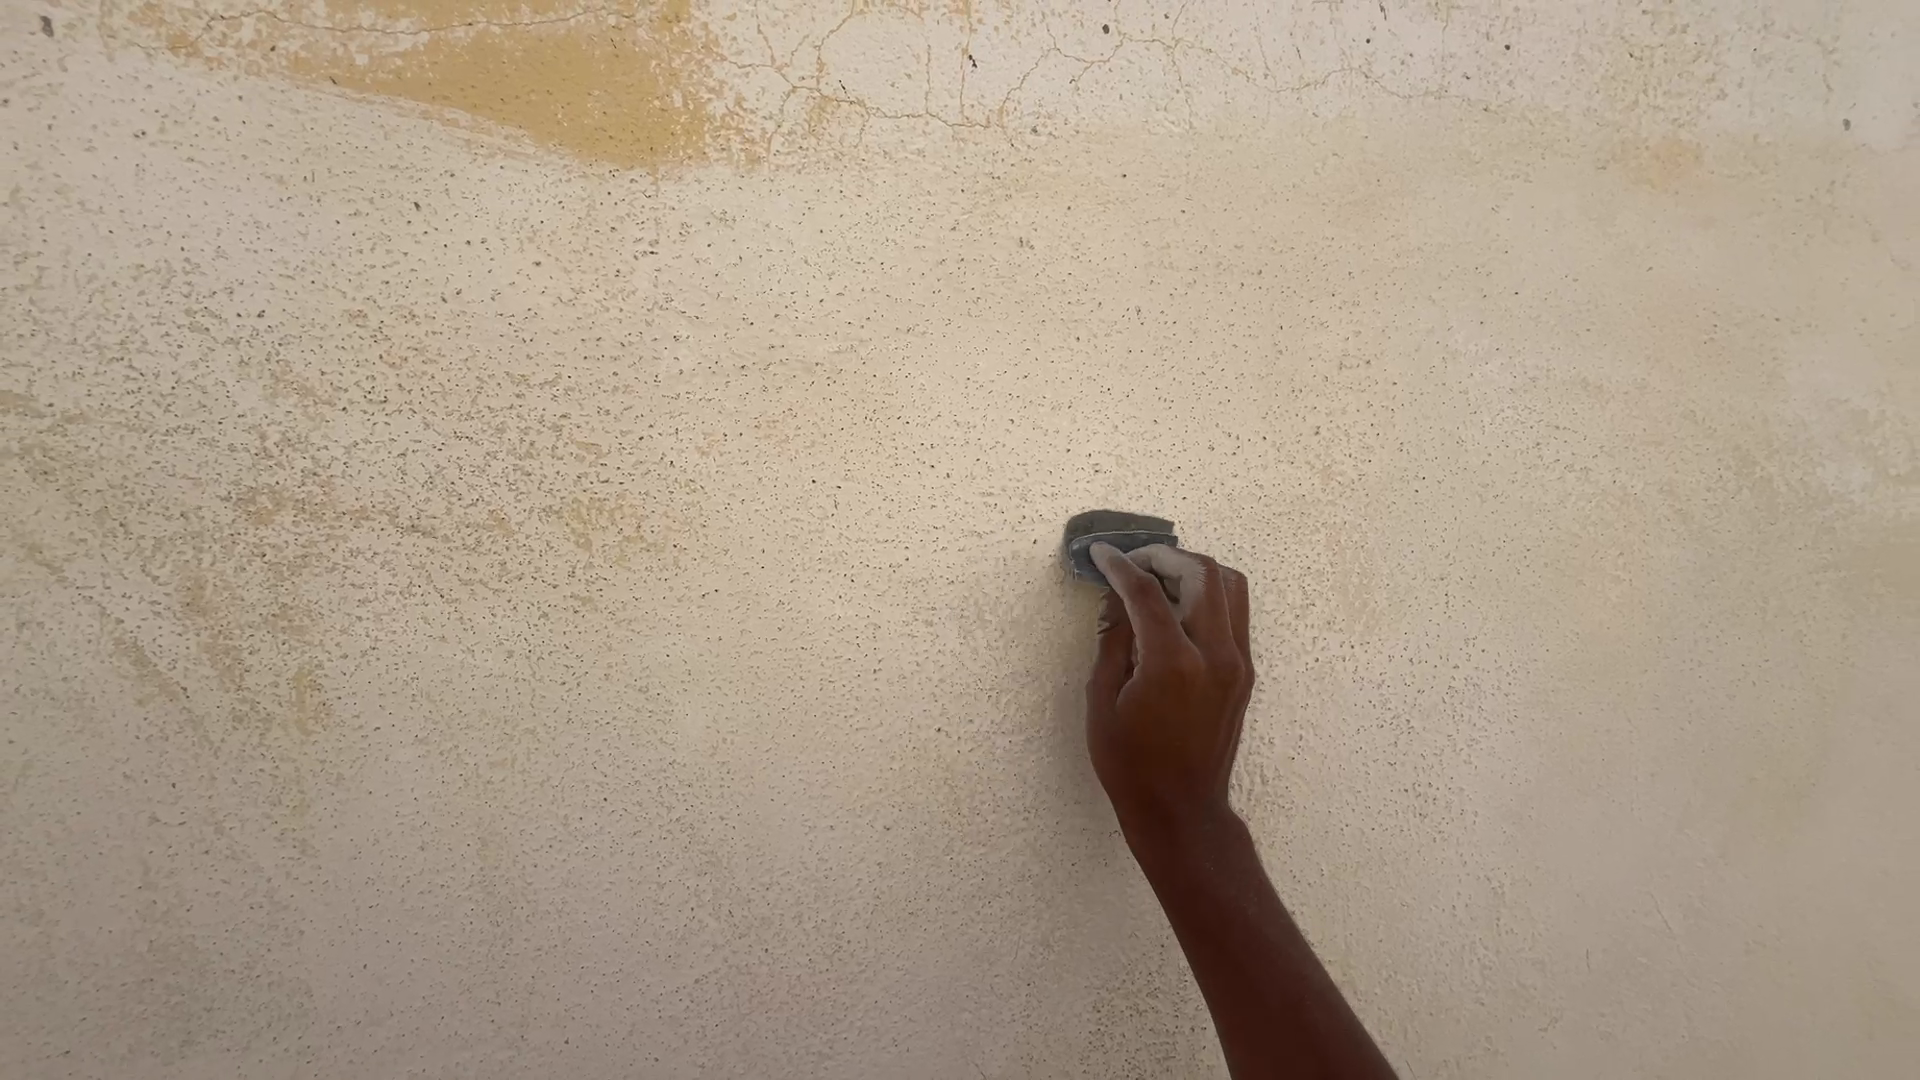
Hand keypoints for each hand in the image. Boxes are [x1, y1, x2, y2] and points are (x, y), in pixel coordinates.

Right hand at [1085, 543, 1253, 834]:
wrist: (1181, 809)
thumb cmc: (1130, 763)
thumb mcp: (1102, 699)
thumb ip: (1111, 640)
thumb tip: (1114, 597)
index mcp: (1173, 663)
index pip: (1147, 592)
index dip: (1119, 566)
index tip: (1100, 553)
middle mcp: (1216, 654)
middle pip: (1201, 573)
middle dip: (1162, 556)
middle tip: (1131, 561)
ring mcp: (1238, 662)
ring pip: (1230, 585)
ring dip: (1192, 568)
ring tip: (1156, 576)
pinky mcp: (1245, 671)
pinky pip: (1234, 611)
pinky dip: (1207, 593)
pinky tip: (1177, 604)